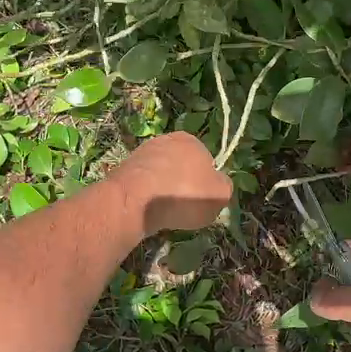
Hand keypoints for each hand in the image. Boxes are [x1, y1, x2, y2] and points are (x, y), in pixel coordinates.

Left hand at [109, 132, 230, 234]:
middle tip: (186, 206)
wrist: (135, 200)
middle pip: (182, 167)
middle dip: (185, 185)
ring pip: (162, 176)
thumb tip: (217, 183)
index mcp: (190, 140)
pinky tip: (150, 209)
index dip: (206, 181)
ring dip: (166, 191)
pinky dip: (149, 196)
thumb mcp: (220, 194)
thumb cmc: (183, 194)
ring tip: (167, 211)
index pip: (205, 160)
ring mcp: (142, 153)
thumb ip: (224, 186)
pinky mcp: (126, 169)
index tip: (203, 197)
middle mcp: (165, 140)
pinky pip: (145, 185)